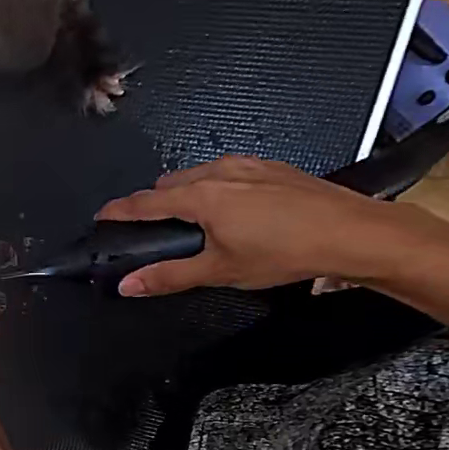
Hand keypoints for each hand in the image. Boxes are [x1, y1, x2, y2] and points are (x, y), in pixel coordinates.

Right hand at [94, 155, 435, 296]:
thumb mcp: (220, 271)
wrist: (345, 232)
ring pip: (199, 177)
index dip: (119, 212)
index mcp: (200, 195)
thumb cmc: (285, 251)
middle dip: (155, 207)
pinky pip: (227, 174)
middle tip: (157, 236)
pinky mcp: (269, 167)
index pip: (144, 203)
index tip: (103, 217)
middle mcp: (220, 171)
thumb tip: (131, 284)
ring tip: (197, 229)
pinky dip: (216, 191)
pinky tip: (233, 216)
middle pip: (170, 185)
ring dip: (187, 197)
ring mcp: (247, 165)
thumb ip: (170, 275)